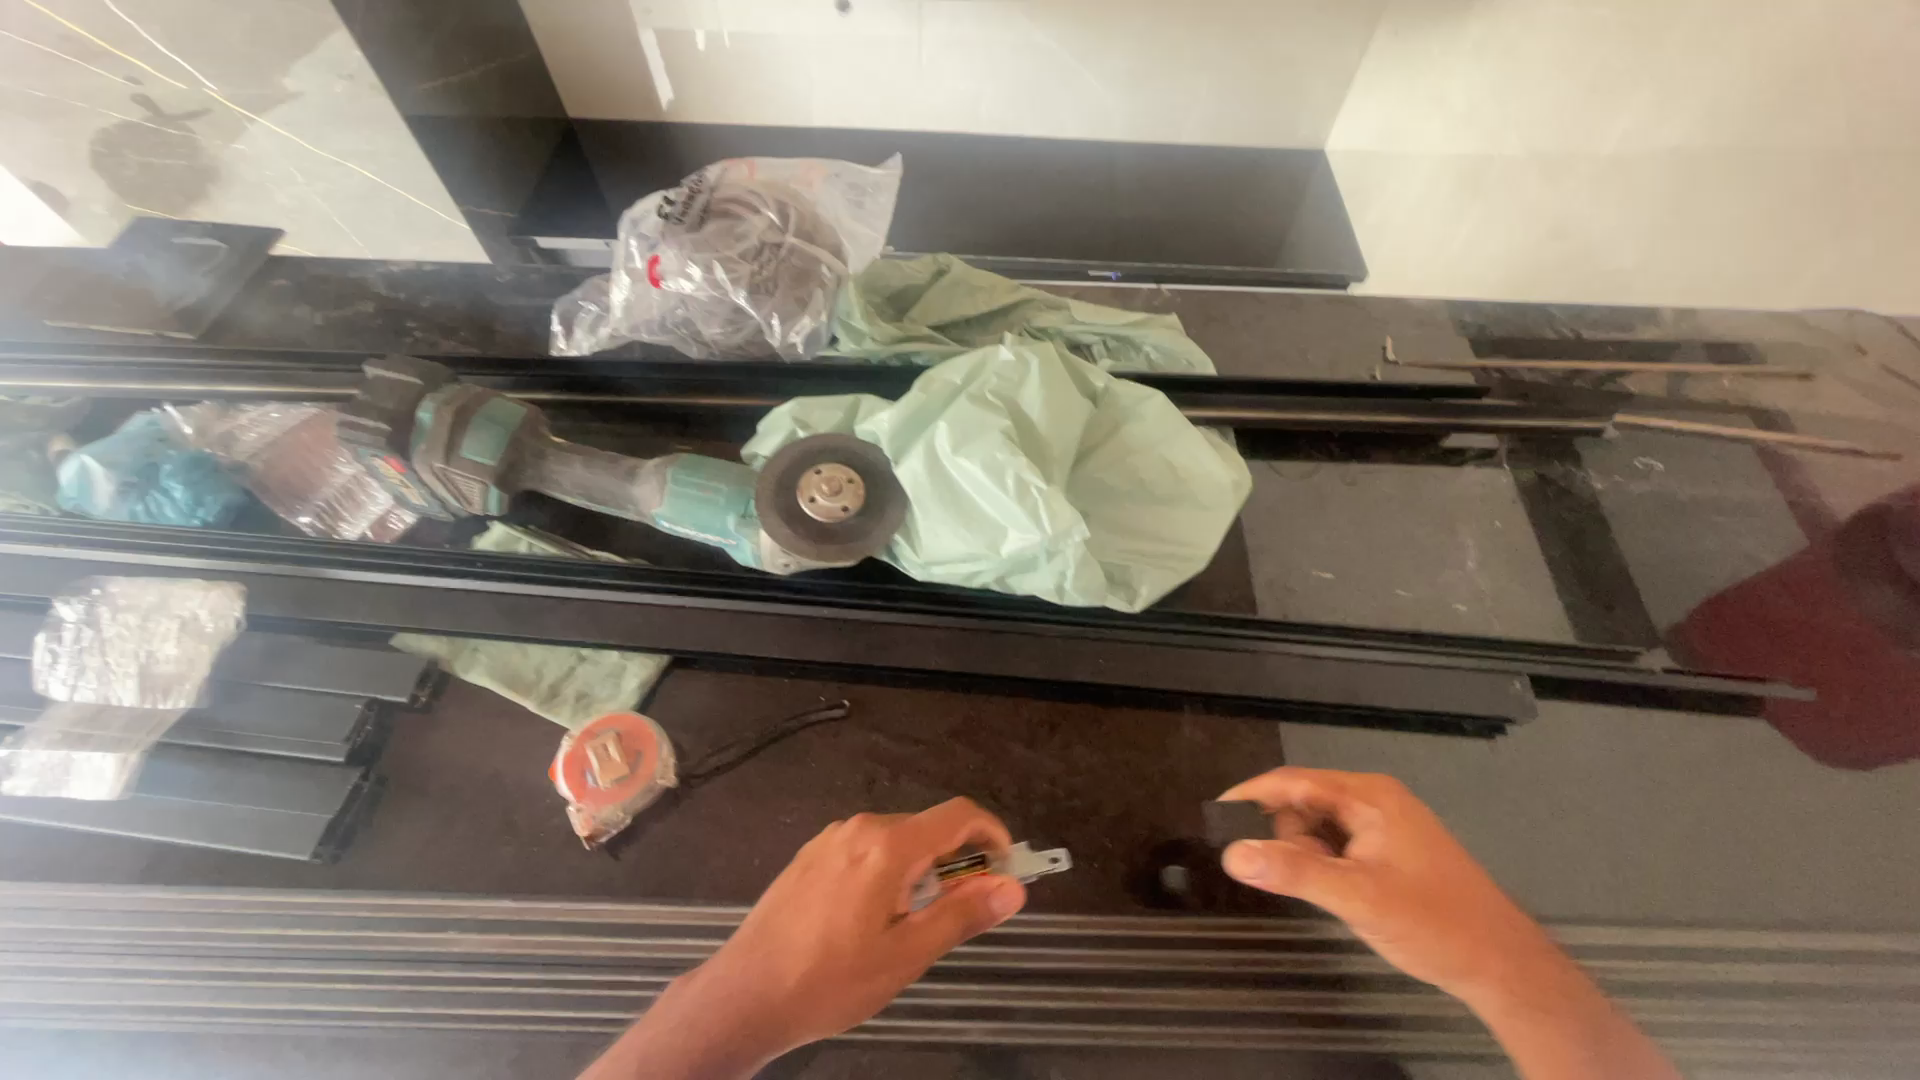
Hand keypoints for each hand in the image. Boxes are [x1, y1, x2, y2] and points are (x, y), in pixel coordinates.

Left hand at [676, 798, 1027, 1061]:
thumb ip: (962, 914)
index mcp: (888, 845)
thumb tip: (1012, 887)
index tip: (1005, 871)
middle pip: (928, 829)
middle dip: (956, 862)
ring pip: (897, 841)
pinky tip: (870, 920)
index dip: (992, 835)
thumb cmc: (831, 980)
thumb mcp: (906, 955)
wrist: (744, 995)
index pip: (958, 815)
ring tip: (910, 925)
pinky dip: (888, 872)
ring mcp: (832, 838)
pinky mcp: (812, 854)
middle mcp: (861, 828)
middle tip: (959, 913)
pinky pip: (867, 850)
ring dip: (921, 871)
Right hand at [1217, 767, 1560, 1005]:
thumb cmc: (1434, 924)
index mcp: (1368, 795)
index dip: (1249, 796)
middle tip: (1293, 877)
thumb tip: (1232, 853)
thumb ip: (1293, 871)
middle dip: (1287, 837)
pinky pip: (1338, 844)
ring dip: (1308, 855)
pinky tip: (1341, 894)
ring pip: (1319, 826)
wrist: (1505, 969)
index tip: (1215, 818)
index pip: (1290, 781)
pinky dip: (1327, 864)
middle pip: (1303, 803)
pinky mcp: (1391, 849)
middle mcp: (1374, 799)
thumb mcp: (1357, 897)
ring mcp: (1385, 824)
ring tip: (1330, 893)